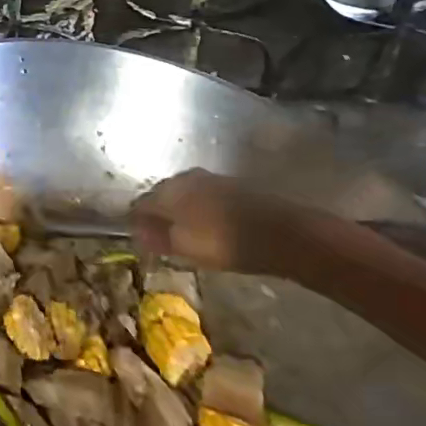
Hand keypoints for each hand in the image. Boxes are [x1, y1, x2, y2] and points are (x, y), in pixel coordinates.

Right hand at [128, 169, 307, 274]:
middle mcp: (183, 178)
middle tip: (165, 234)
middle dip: (161, 213)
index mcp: (166, 191)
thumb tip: (140, 235)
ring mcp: (211, 179)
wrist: (286, 234)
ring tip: (191, 230)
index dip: (138, 223)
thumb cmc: (226, 241)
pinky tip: (213, 224)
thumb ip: (159, 239)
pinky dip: (204, 208)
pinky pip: (208, 196)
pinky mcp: (236, 185)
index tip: (143, 239)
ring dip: (184, 209)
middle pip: (162, 195)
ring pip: (186, 194)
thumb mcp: (187, 247)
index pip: (140, 205)